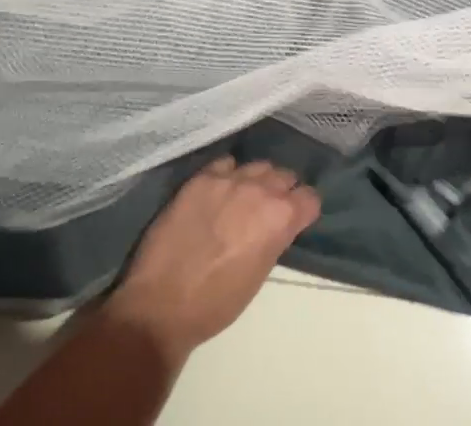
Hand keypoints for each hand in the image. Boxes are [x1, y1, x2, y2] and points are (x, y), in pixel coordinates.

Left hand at [105, 156, 321, 355]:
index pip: (310, 197)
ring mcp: (228, 181)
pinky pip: (224, 164)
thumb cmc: (217, 303)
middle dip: (281, 191)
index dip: (303, 210)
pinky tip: (218, 192)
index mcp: (282, 217)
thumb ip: (276, 237)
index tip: (294, 220)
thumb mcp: (261, 272)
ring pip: (258, 165)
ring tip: (242, 198)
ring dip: (256, 180)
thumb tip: (276, 225)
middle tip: (265, 211)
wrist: (160, 307)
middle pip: (285, 176)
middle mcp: (261, 190)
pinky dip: (227, 174)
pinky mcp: (199, 180)